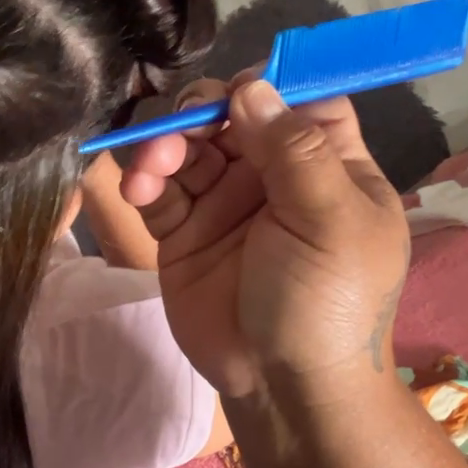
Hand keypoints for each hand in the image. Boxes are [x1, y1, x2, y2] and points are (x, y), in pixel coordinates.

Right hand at [121, 76, 410, 401]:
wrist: (279, 380)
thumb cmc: (325, 299)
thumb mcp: (329, 220)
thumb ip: (294, 151)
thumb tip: (252, 88)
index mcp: (325, 167)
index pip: (298, 102)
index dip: (267, 88)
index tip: (236, 92)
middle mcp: (270, 178)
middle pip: (230, 120)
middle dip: (200, 116)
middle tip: (178, 130)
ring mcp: (221, 206)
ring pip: (187, 153)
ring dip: (164, 148)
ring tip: (150, 168)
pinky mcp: (180, 235)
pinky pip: (158, 195)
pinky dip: (143, 185)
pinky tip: (139, 190)